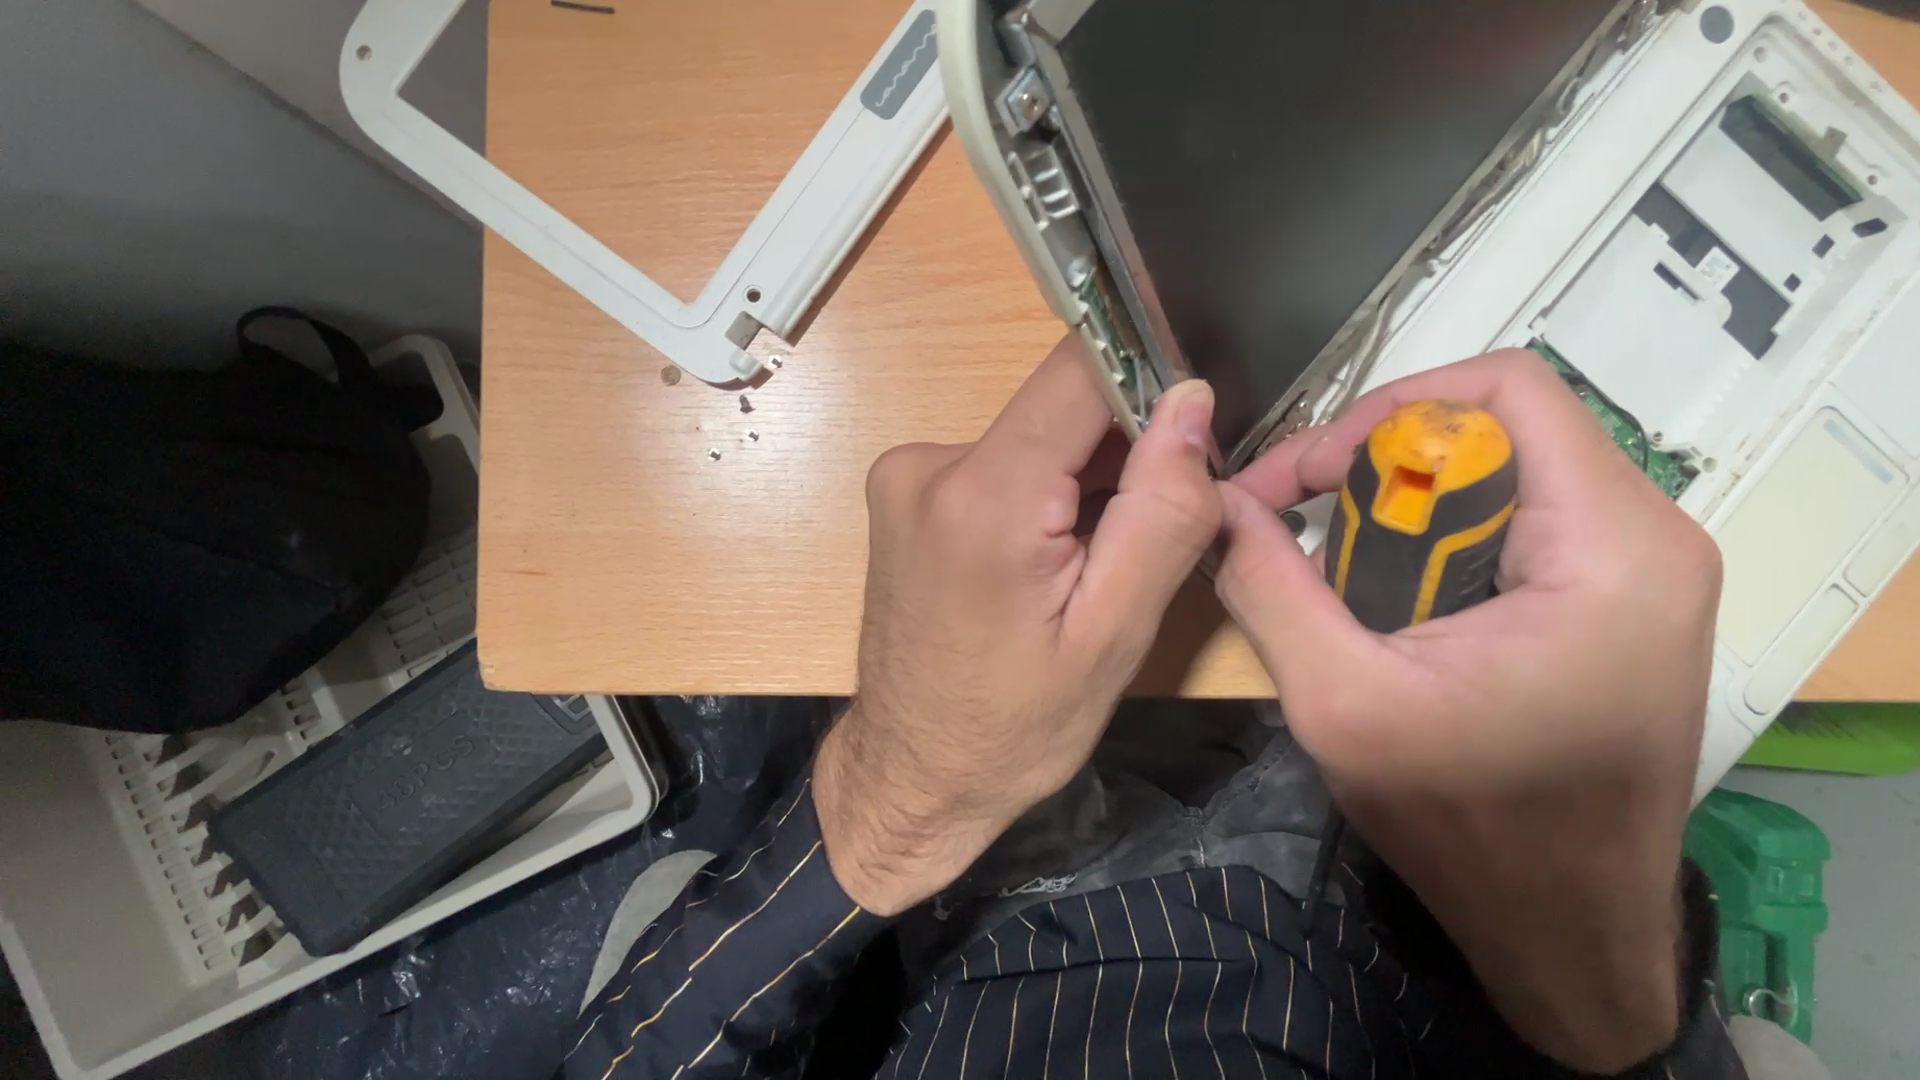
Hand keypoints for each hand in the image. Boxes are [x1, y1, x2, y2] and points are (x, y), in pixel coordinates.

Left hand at [815, 338, 1221, 916]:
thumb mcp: (1113, 635)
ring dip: (1086, 477)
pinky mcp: (904, 491)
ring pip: (1035, 434)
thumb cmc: (1015, 727)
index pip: (1080, 368)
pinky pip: (1001, 461)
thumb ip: (1162, 512)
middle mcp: (928, 463)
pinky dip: (1044, 492)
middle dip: (1124, 448)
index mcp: (983, 496)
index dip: (1150, 382)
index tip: (1192, 437)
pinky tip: (1054, 558)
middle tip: (1158, 526)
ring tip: (1098, 561)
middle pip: (1061, 405)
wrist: (913, 770)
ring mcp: (907, 474)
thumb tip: (1189, 402)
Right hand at [1215, 350, 1720, 1071]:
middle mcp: (1643, 535)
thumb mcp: (1339, 702)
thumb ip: (1268, 587)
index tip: (1302, 482)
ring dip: (1391, 507)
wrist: (1562, 927)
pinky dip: (1423, 540)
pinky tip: (1376, 597)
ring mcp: (1633, 569)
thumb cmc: (1468, 823)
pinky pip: (1503, 521)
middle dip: (1373, 467)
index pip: (1501, 391)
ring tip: (1325, 567)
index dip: (1384, 414)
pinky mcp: (1607, 600)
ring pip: (1490, 474)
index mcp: (1608, 546)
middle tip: (1290, 521)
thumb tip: (1214, 501)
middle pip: (1490, 430)